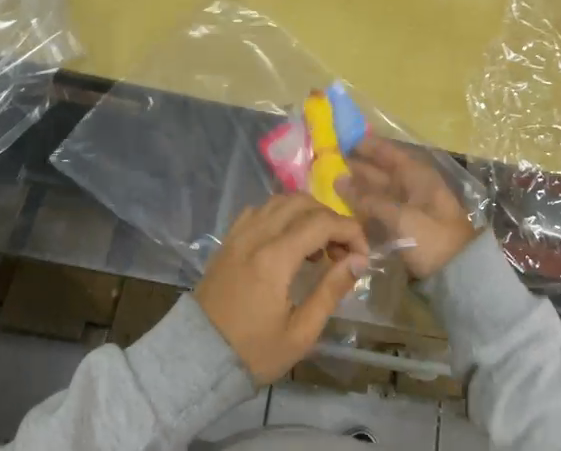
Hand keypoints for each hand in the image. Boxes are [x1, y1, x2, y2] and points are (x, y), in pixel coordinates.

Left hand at [196, 193, 369, 383]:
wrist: (198, 359)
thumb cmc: (254, 352)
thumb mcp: (301, 332)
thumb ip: (331, 290)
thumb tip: (358, 260)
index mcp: (275, 258)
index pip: (322, 222)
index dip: (350, 231)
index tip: (362, 256)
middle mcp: (256, 235)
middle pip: (302, 203)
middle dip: (330, 219)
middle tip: (342, 252)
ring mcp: (239, 234)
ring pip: (280, 201)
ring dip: (306, 214)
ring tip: (318, 248)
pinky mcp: (228, 240)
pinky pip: (259, 210)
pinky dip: (281, 215)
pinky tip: (288, 242)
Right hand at [338, 136, 477, 279]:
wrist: (458, 275)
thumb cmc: (431, 238)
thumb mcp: (400, 217)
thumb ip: (369, 199)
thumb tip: (339, 180)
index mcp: (417, 175)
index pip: (389, 152)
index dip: (368, 145)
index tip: (342, 140)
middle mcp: (413, 186)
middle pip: (382, 172)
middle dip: (358, 167)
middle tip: (329, 163)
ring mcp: (410, 208)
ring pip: (379, 192)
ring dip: (359, 188)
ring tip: (332, 183)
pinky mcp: (406, 228)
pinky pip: (381, 210)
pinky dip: (366, 207)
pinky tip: (347, 207)